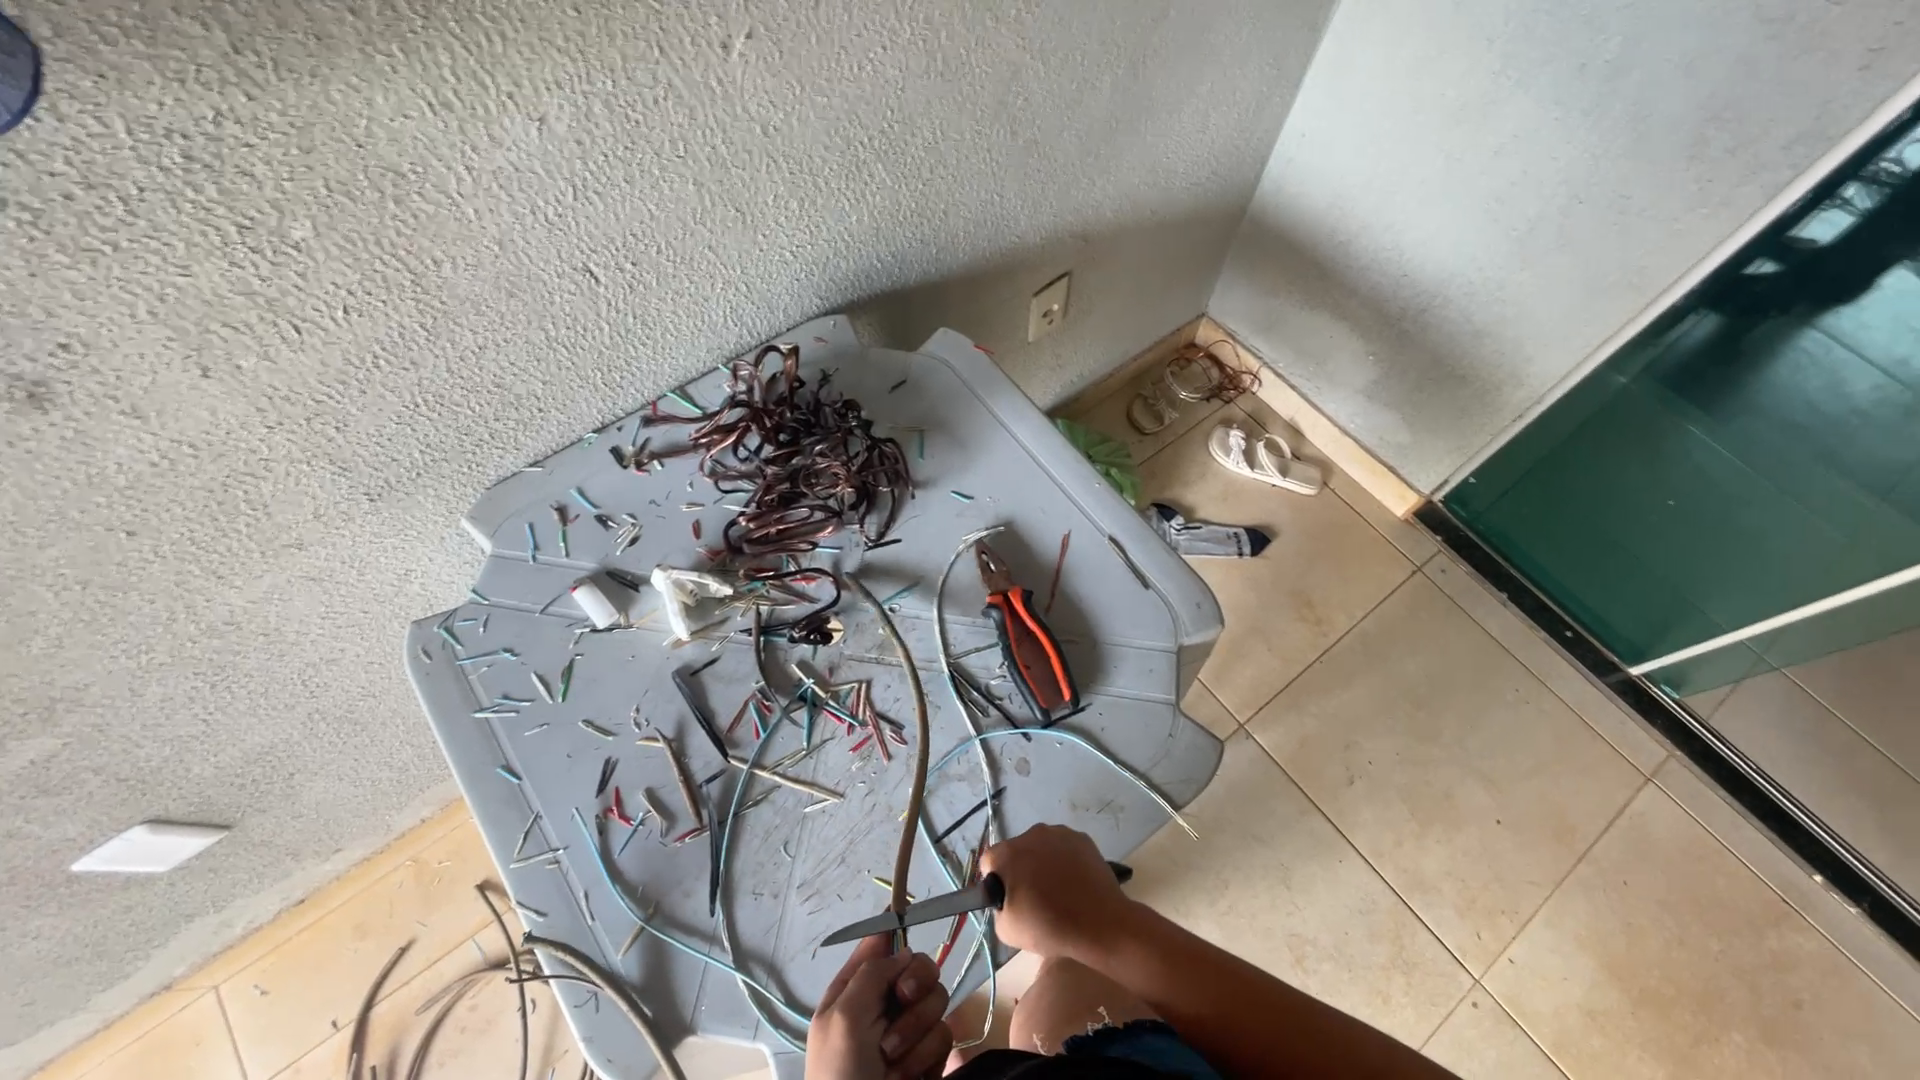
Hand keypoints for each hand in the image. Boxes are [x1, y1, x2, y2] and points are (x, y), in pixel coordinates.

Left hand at [805, 934, 951, 1079]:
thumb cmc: (841, 1075)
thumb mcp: (843, 1018)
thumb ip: (871, 974)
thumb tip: (902, 950)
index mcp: (852, 990)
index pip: (879, 945)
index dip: (896, 931)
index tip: (912, 918)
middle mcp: (881, 1005)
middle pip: (919, 968)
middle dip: (916, 985)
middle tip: (904, 999)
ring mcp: (907, 1032)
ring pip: (936, 1002)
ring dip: (916, 1031)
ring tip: (893, 1061)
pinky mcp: (928, 1058)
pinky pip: (944, 1036)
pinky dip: (927, 1057)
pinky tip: (908, 1076)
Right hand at [980, 824, 1134, 960]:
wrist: (1100, 923)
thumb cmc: (1050, 927)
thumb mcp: (1006, 930)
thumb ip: (997, 908)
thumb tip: (1008, 899)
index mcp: (1007, 853)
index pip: (990, 863)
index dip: (997, 882)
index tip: (1011, 901)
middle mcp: (1030, 834)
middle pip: (1016, 852)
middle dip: (1020, 870)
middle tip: (1035, 899)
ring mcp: (1059, 832)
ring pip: (1041, 847)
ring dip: (1043, 863)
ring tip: (1058, 891)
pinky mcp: (1082, 838)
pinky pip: (1063, 848)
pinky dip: (1064, 860)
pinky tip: (1074, 882)